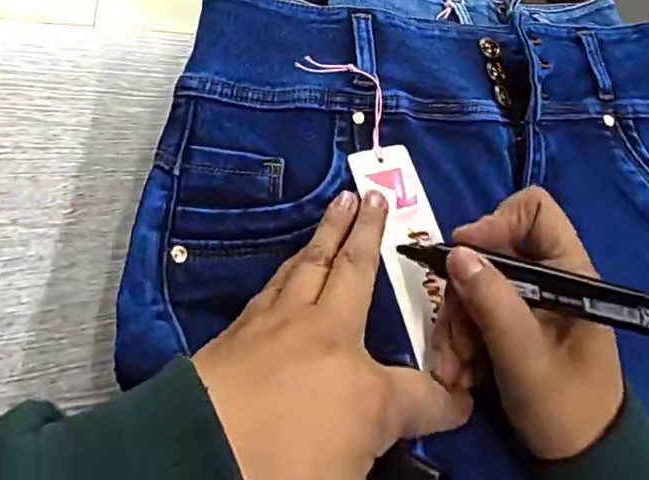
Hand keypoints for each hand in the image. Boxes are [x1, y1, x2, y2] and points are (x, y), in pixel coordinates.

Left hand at [194, 190, 471, 478]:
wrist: (188, 466)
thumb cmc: (281, 471)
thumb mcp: (347, 473)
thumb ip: (382, 438)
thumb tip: (426, 424)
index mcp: (361, 385)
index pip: (417, 394)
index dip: (443, 400)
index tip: (460, 398)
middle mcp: (323, 338)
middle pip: (352, 271)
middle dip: (366, 232)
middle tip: (372, 195)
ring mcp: (272, 330)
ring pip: (306, 266)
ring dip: (326, 235)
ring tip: (335, 210)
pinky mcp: (230, 339)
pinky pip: (269, 289)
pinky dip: (285, 271)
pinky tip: (284, 271)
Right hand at [428, 187, 623, 460]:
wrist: (581, 462)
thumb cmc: (568, 408)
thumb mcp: (528, 359)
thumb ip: (495, 304)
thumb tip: (457, 252)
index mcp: (568, 269)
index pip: (535, 209)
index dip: (498, 220)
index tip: (465, 255)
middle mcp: (547, 273)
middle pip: (492, 248)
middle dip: (464, 290)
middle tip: (454, 335)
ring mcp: (526, 297)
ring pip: (475, 280)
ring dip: (456, 323)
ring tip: (454, 369)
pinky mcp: (510, 319)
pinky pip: (473, 309)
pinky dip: (459, 338)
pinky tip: (458, 374)